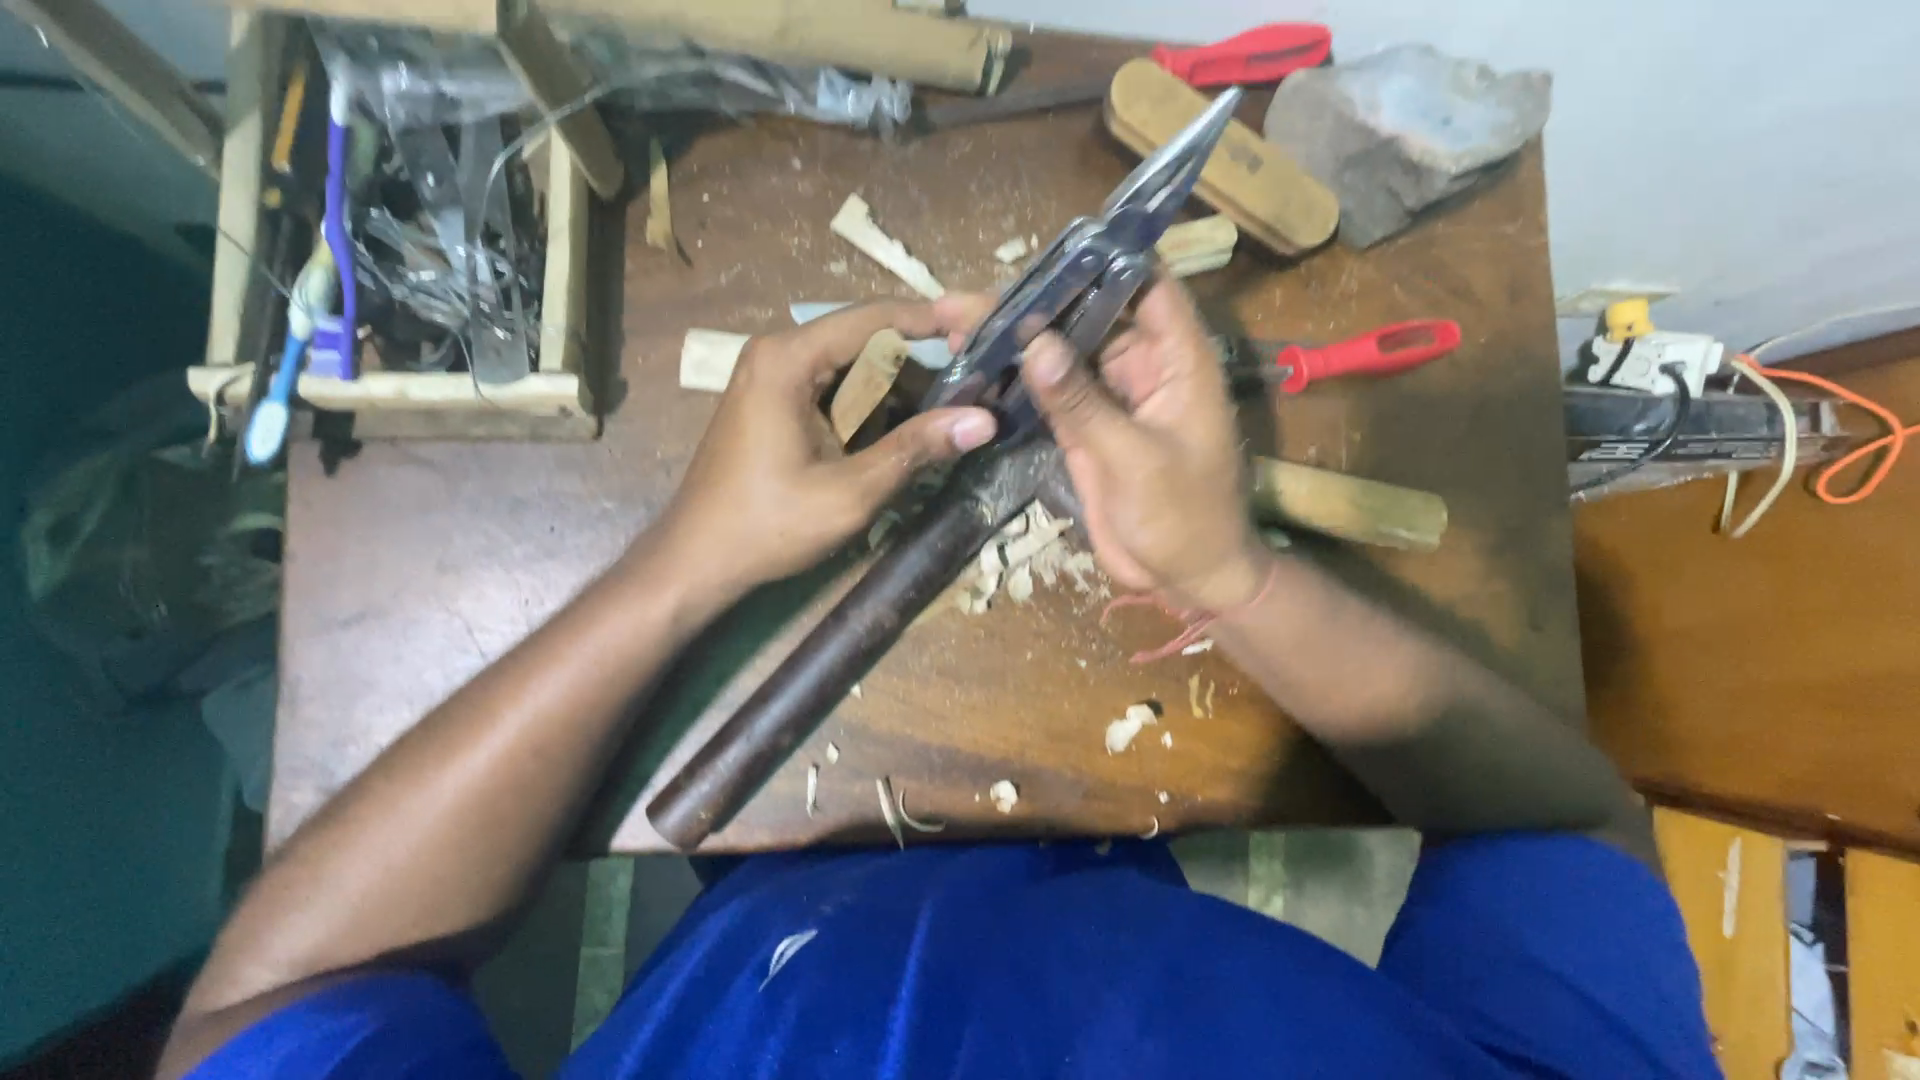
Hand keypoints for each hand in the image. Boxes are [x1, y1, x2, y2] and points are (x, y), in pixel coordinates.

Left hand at [655, 302, 996, 602]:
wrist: (697, 559)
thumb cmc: (769, 525)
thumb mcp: (851, 491)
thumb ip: (916, 448)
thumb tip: (984, 420)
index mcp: (788, 358)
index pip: (874, 317)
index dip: (933, 321)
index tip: (983, 329)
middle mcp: (777, 352)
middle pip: (864, 336)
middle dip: (921, 355)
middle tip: (976, 374)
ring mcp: (771, 376)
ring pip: (852, 362)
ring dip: (900, 380)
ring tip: (955, 397)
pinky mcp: (773, 401)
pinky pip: (833, 385)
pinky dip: (872, 399)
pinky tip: (908, 422)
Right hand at [934, 276, 1266, 611]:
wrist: (1184, 577)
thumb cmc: (1183, 516)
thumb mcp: (1136, 458)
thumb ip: (1084, 403)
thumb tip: (1033, 342)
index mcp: (1176, 359)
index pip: (1146, 285)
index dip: (1104, 259)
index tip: (1046, 248)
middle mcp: (1141, 366)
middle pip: (1087, 315)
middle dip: (1035, 302)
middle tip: (967, 298)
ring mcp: (1108, 397)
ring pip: (1060, 353)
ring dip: (1015, 341)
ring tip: (955, 325)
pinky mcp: (1083, 428)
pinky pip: (1047, 394)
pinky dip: (1014, 382)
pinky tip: (973, 369)